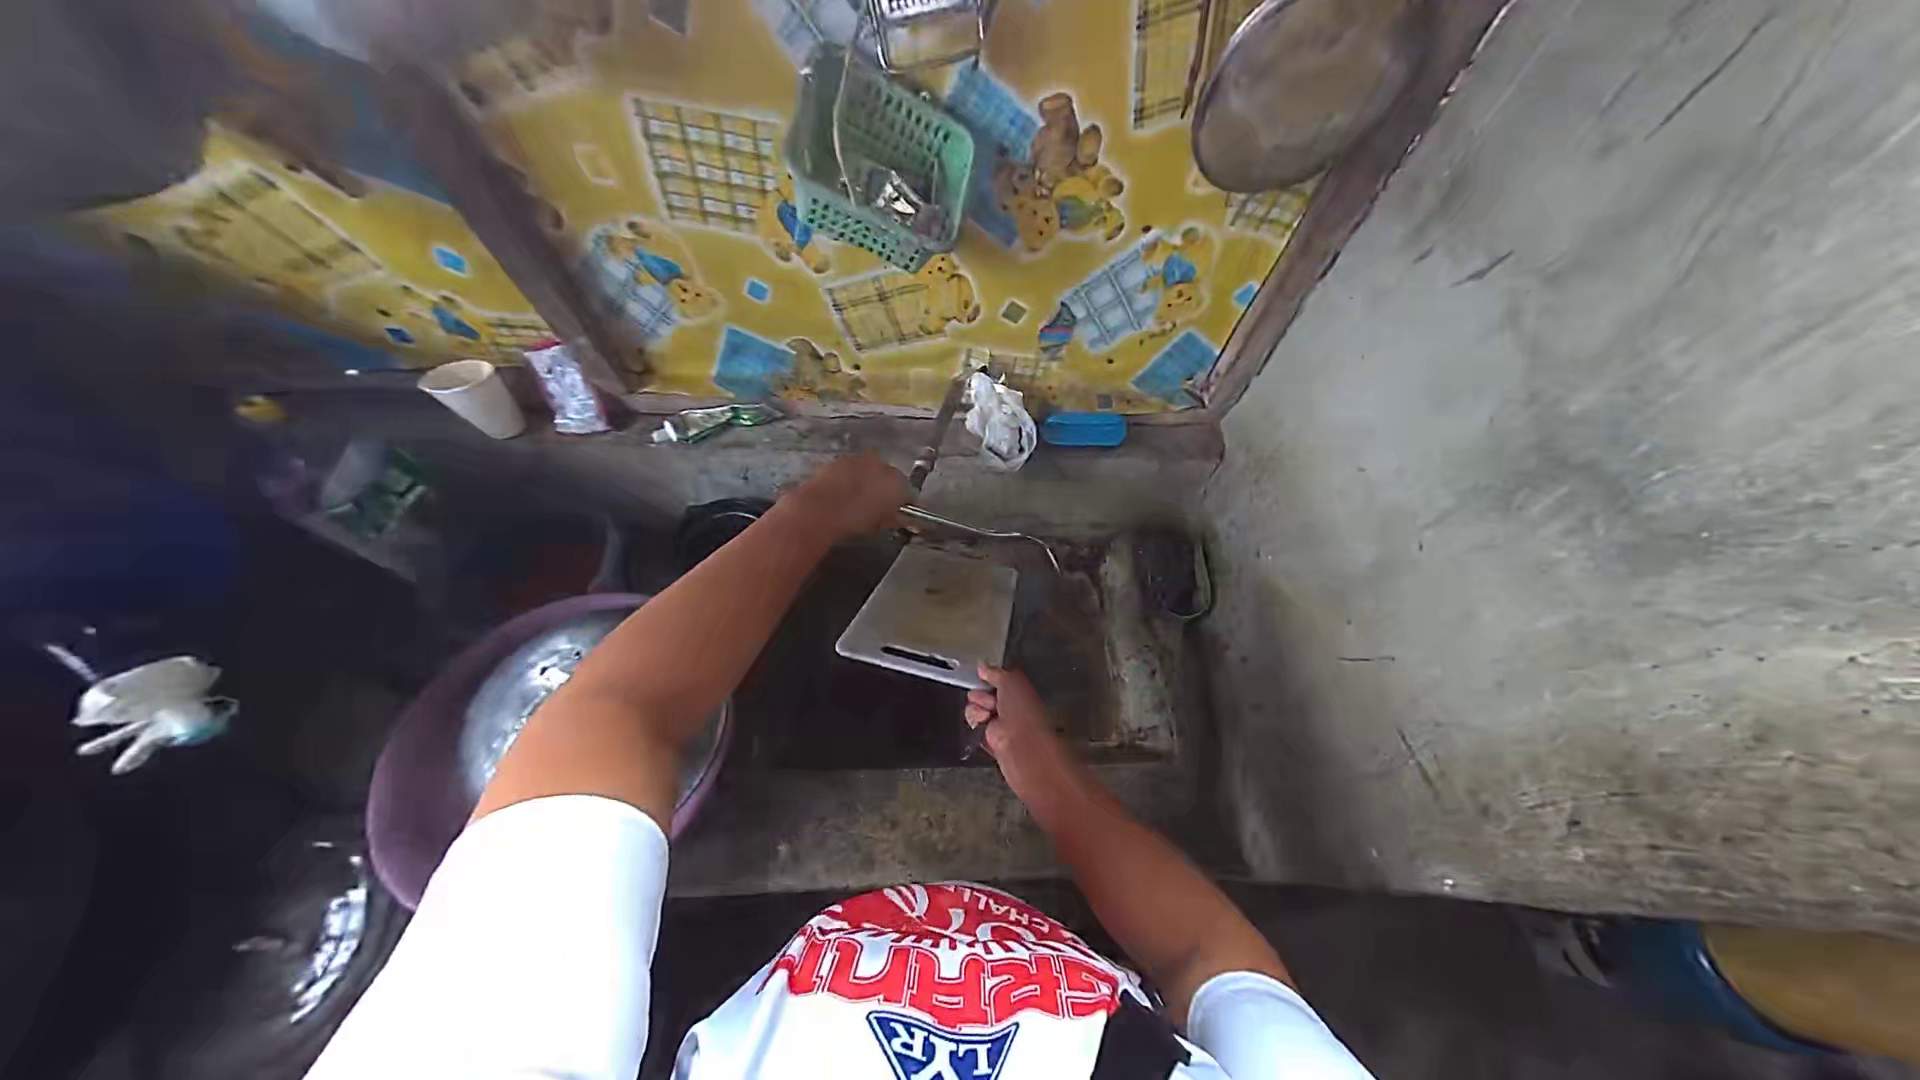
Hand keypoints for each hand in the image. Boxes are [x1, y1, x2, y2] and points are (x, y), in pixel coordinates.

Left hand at [786, 455, 907, 540]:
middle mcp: (881, 464)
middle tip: (876, 507)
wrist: (820, 509)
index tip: (895, 513)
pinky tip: (841, 495)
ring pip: (867, 470)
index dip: (902, 503)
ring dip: (864, 481)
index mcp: (897, 481)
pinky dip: (847, 480)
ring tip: (856, 501)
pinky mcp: (837, 460)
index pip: (907, 490)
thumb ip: (893, 517)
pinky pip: (848, 471)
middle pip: (887, 476)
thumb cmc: (855, 519)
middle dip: (883, 488)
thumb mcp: (880, 525)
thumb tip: (897, 517)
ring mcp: (857, 459)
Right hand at [965, 665, 1070, 789]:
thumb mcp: (1010, 679)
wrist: (1021, 741)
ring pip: (975, 706)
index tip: (983, 675)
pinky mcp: (988, 735)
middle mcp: (1010, 705)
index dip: (988, 676)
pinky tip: (985, 721)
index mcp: (1019, 689)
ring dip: (978, 706)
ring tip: (989, 712)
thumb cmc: (1024, 710)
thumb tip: (983, 666)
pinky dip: (976, 719)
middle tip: (991, 699)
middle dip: (982, 692)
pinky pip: (973, 721)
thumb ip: (994, 671)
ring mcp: (999, 721)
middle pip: (982, 691)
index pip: (996, 678)